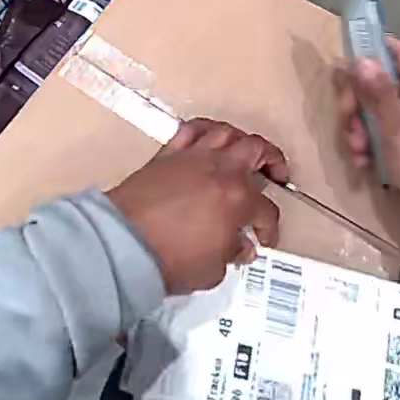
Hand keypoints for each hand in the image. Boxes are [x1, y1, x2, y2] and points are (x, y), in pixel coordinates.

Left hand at [109, 118, 289, 293]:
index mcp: (239, 199)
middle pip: (258, 150)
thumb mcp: (211, 270)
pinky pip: (193, 129)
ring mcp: (194, 156)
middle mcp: (222, 169)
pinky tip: (209, 139)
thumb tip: (241, 247)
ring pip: (227, 132)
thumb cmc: (170, 258)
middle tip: (275, 175)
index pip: (267, 211)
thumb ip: (232, 254)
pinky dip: (206, 130)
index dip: (270, 228)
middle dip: (273, 161)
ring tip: (244, 152)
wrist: (123, 243)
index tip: (263, 239)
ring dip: (242, 140)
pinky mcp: (169, 153)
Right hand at [338, 37, 399, 212]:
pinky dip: (369, 144)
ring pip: (376, 110)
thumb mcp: (398, 130)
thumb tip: (361, 59)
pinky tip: (364, 162)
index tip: (348, 61)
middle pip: (381, 82)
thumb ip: (378, 94)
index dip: (375, 50)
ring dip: (360, 128)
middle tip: (349, 123)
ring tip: (358, 151)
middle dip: (359, 103)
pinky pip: (382, 132)